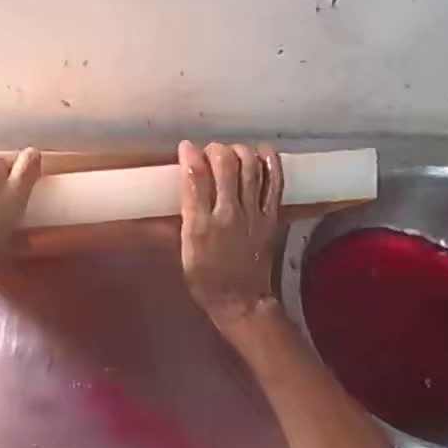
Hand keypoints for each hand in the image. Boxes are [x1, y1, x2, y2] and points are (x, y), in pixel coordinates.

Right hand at [177, 140, 283, 325]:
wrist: (241, 300)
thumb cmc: (205, 281)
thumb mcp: (184, 253)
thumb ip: (180, 225)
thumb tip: (172, 203)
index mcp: (199, 226)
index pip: (194, 180)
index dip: (189, 157)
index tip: (185, 147)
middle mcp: (226, 214)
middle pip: (224, 166)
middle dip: (215, 150)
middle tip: (210, 151)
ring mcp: (252, 214)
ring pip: (250, 168)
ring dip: (240, 152)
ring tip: (232, 151)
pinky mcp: (271, 217)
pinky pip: (275, 182)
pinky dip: (270, 163)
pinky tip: (263, 153)